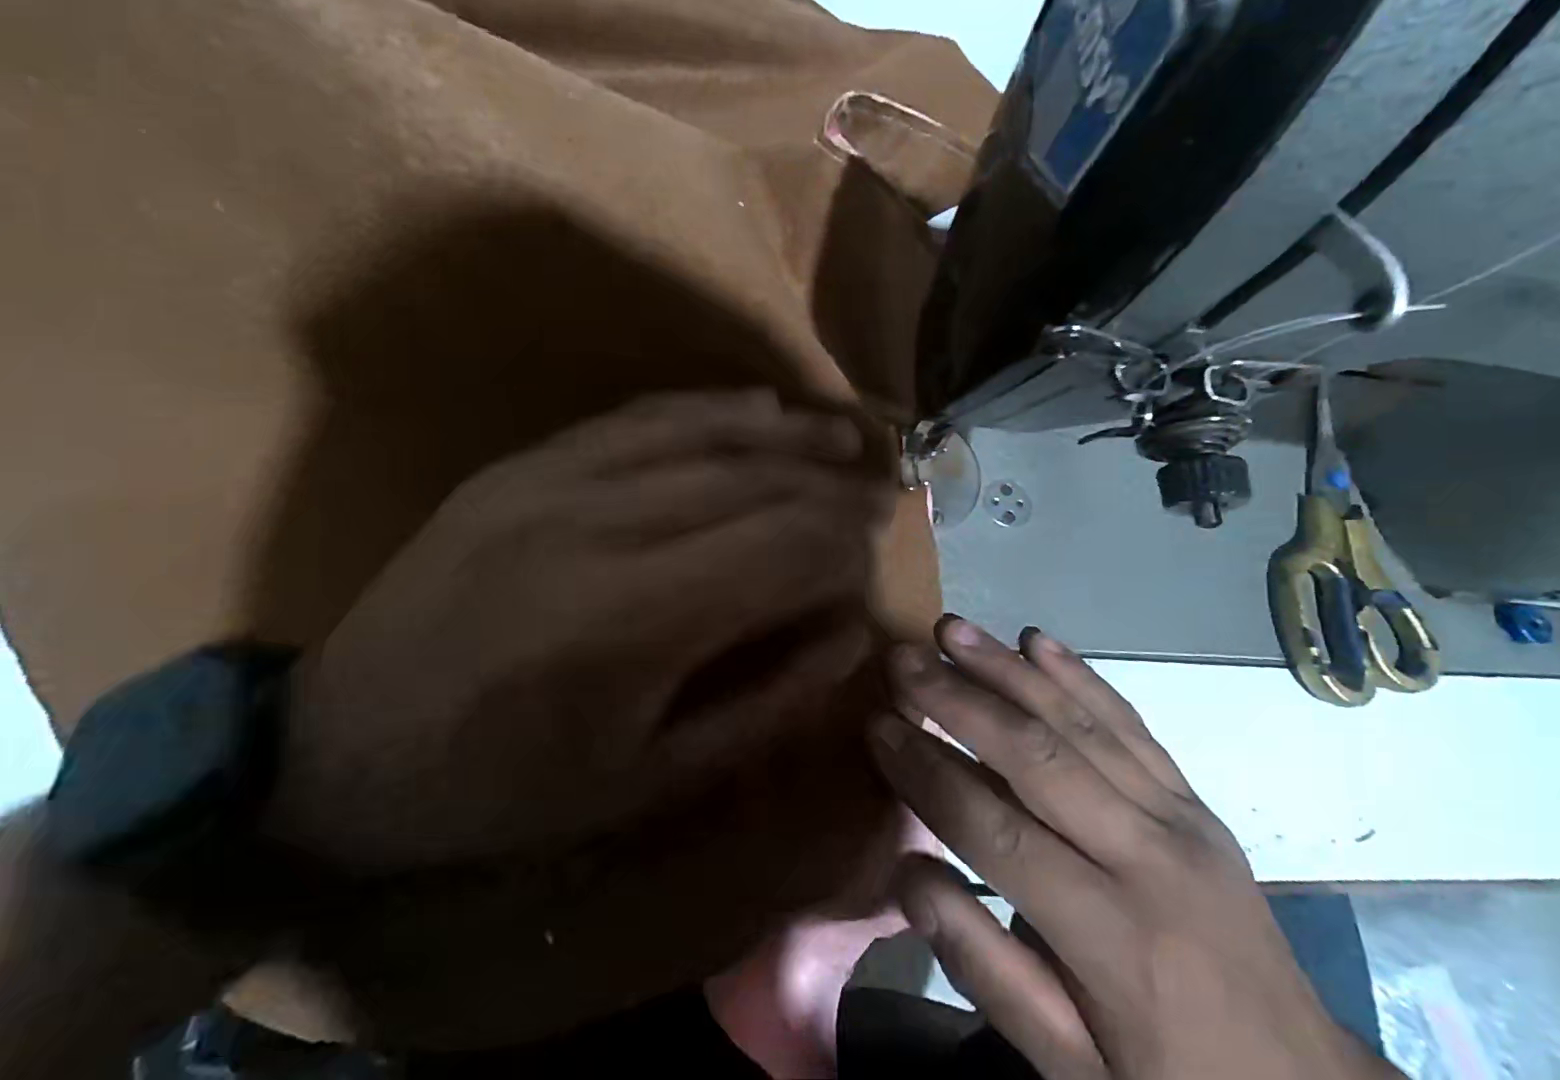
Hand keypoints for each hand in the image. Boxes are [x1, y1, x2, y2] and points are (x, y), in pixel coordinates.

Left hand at [265, 389, 892, 871]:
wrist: (335, 756)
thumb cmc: (512, 788)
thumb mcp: (658, 778)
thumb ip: (772, 701)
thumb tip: (854, 630)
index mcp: (631, 621)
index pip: (784, 549)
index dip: (846, 547)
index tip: (877, 559)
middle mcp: (596, 528)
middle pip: (755, 484)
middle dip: (835, 488)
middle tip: (886, 496)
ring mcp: (551, 482)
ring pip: (706, 437)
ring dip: (791, 436)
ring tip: (850, 436)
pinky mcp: (523, 466)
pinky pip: (640, 417)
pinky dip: (714, 409)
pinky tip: (764, 407)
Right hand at [867, 618, 1399, 1079]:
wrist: (1297, 1077)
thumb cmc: (1167, 1076)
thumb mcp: (1070, 1064)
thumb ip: (986, 969)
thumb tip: (908, 874)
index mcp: (1109, 932)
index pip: (995, 831)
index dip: (929, 774)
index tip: (879, 726)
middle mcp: (1147, 852)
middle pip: (1038, 756)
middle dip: (961, 699)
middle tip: (903, 657)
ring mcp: (1179, 815)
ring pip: (1082, 724)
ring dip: (1012, 671)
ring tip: (956, 631)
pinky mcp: (1194, 799)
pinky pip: (1132, 725)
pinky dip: (1082, 677)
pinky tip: (1040, 643)